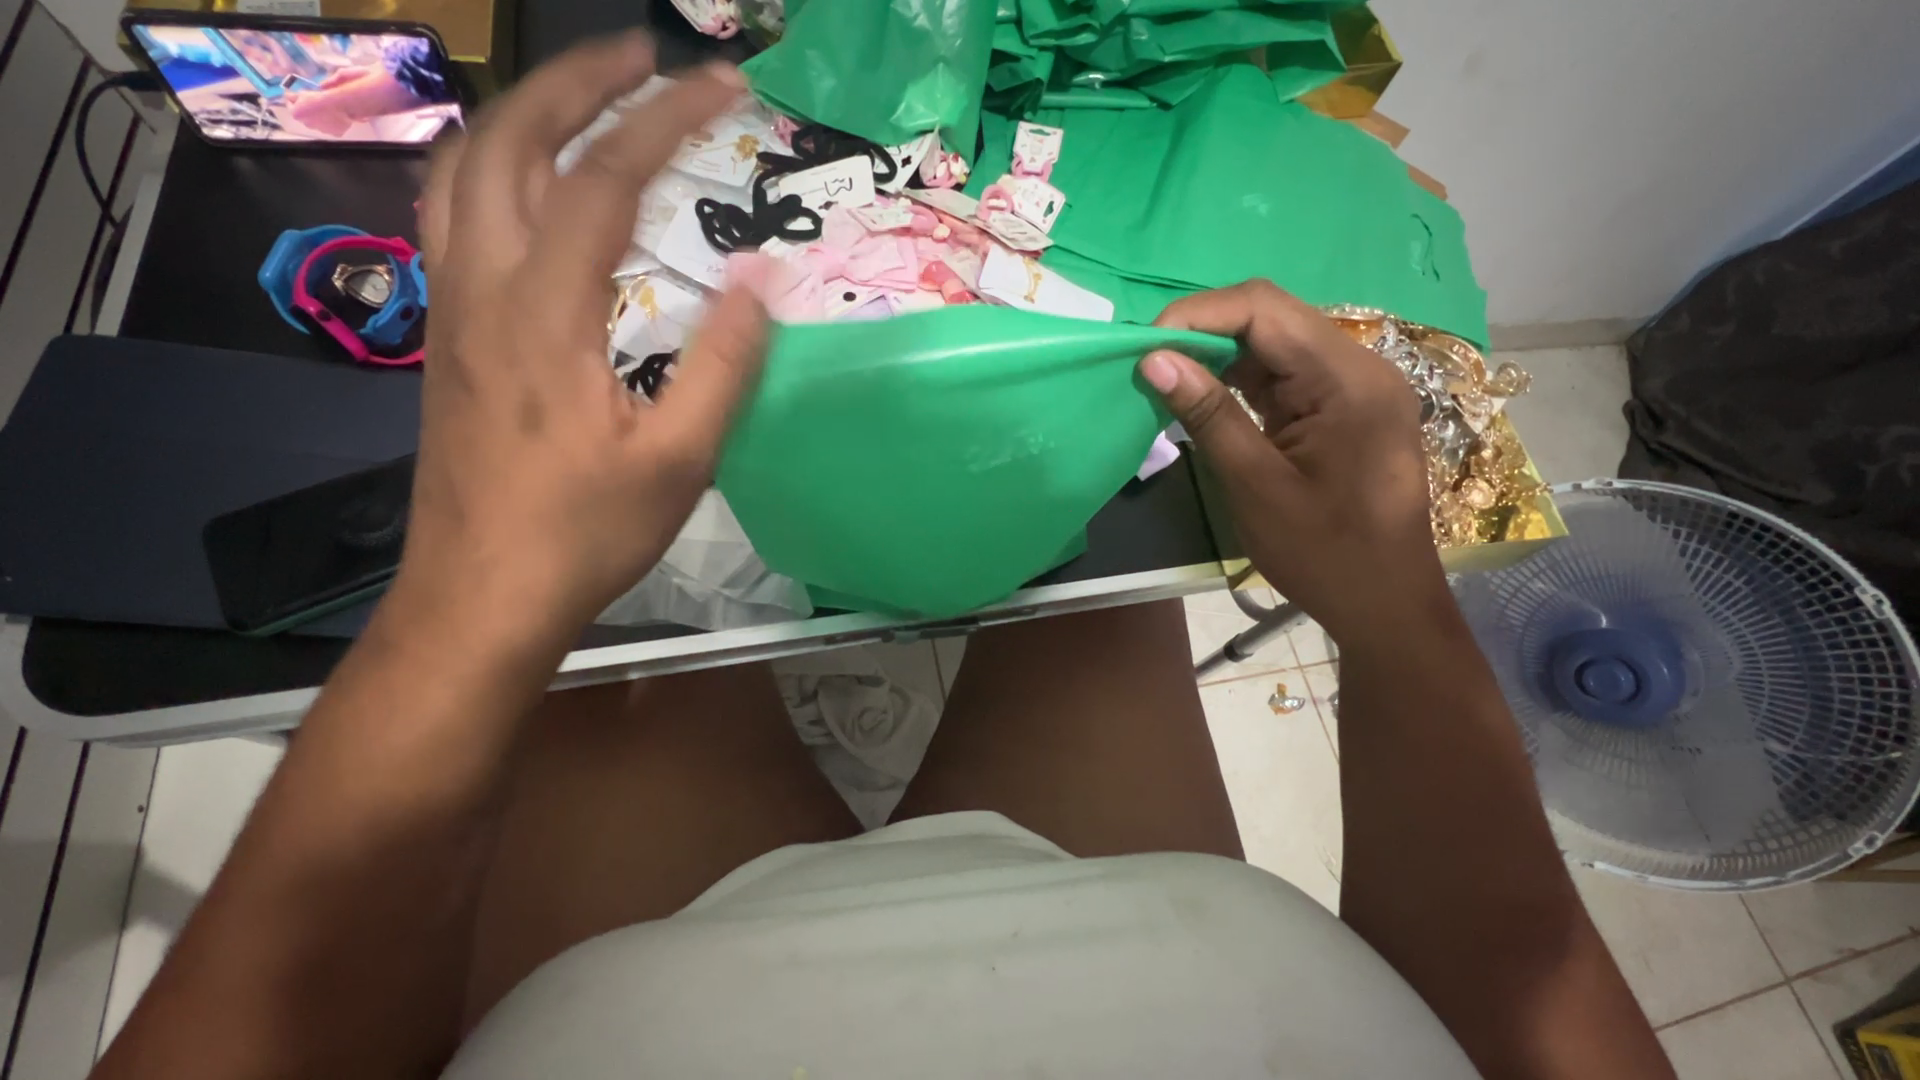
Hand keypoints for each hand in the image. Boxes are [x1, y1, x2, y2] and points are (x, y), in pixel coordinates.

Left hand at [403, 33, 773, 640]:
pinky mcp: (445, 333)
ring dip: (524, 110)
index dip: (661, 120)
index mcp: (547, 317)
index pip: (602, 182)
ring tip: (586, 92)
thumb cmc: (584, 534)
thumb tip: (763, 283)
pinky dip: (490, 164)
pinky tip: (525, 178)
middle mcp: (484, 288)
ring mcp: (452, 307)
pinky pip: (452, 214)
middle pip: (510, 141)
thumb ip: (726, 368)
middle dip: (578, 78)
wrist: (480, 595)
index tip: (720, 86)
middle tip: (646, 55)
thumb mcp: (679, 462)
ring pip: (464, 168)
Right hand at [1140, 280, 1441, 645]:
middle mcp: (1359, 366)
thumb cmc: (1324, 554)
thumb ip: (1208, 414)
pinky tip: (1202, 394)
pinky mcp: (1341, 407)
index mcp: (1348, 379)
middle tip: (1147, 360)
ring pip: (1275, 342)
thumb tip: (1154, 359)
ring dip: (1218, 354)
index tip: (1144, 346)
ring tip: (1164, 375)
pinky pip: (1285, 374)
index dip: (1197, 315)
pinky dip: (1240, 379)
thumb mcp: (1255, 485)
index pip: (1264, 309)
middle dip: (1203, 330)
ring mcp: (1353, 386)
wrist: (1385, 605)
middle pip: (1272, 317)